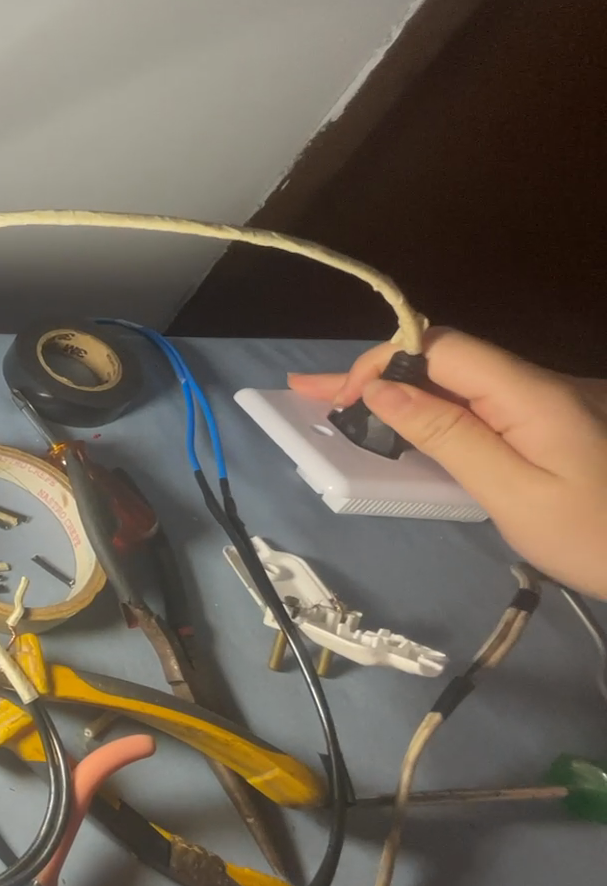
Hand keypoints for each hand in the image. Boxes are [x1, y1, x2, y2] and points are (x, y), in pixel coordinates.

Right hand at [289, 329, 606, 597]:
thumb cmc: (601, 538)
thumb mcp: (513, 493)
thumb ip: (447, 435)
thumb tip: (380, 390)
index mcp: (534, 396)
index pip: (439, 346)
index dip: (381, 362)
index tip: (342, 401)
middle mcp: (544, 386)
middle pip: (443, 358)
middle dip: (371, 373)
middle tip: (307, 393)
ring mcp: (553, 404)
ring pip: (456, 380)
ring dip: (392, 389)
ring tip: (335, 403)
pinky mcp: (556, 424)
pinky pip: (478, 400)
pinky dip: (425, 405)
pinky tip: (397, 418)